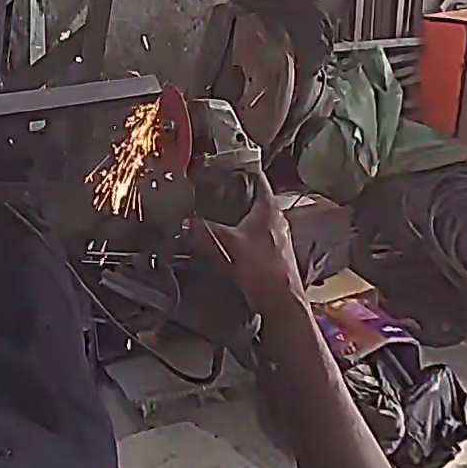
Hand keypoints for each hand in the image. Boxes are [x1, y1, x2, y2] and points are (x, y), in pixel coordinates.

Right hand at [193, 170, 304, 315]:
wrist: (282, 304)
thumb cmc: (262, 270)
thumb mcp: (229, 246)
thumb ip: (204, 231)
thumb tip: (184, 221)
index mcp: (269, 209)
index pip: (258, 179)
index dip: (243, 169)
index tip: (226, 164)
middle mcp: (276, 219)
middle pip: (256, 198)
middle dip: (237, 192)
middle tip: (215, 188)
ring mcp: (277, 237)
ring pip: (256, 217)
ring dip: (240, 214)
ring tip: (218, 211)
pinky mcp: (274, 253)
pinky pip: (256, 234)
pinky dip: (243, 231)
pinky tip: (229, 238)